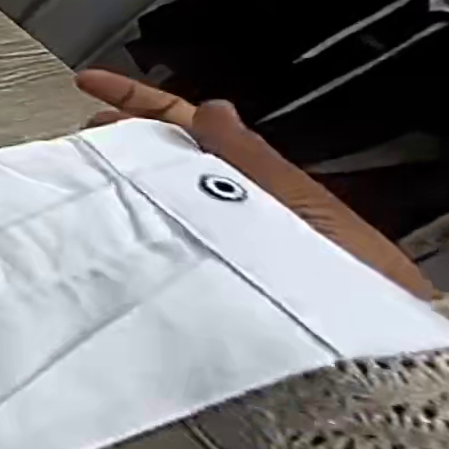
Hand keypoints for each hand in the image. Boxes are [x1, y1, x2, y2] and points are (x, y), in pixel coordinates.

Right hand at [75, 69, 436, 300]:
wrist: (367, 365)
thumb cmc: (349, 285)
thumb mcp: (305, 211)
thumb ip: (255, 161)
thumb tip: (213, 108)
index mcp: (251, 174)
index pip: (185, 121)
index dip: (136, 98)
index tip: (92, 83)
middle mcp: (223, 198)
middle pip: (158, 149)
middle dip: (117, 131)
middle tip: (81, 130)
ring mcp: (204, 230)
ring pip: (149, 186)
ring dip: (115, 171)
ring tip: (83, 169)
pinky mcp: (191, 265)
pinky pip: (149, 229)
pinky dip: (122, 214)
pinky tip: (100, 216)